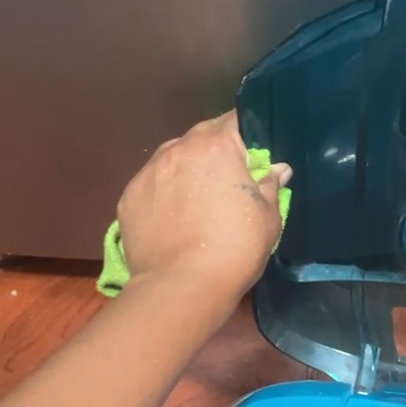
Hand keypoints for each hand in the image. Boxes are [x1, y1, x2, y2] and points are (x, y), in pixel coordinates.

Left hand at [115, 112, 288, 300]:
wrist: (182, 286)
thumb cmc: (235, 247)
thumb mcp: (268, 217)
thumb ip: (270, 185)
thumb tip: (276, 170)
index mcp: (216, 147)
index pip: (235, 120)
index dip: (248, 133)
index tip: (255, 153)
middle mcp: (178, 149)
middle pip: (202, 136)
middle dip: (217, 150)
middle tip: (229, 178)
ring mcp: (149, 173)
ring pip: (173, 157)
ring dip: (188, 168)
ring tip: (198, 197)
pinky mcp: (128, 197)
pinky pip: (153, 183)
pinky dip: (165, 192)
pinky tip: (174, 217)